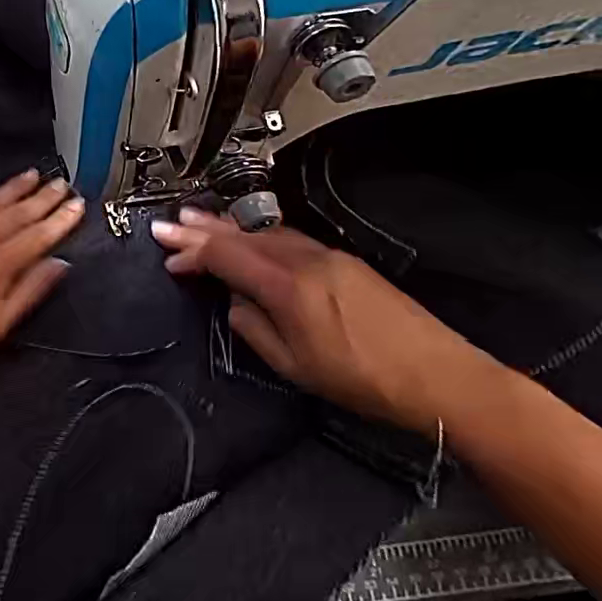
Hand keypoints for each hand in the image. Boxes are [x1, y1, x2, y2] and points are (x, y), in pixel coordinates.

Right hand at [151, 209, 492, 433]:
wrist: (433, 371)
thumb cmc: (364, 378)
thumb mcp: (295, 366)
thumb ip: (255, 329)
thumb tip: (235, 305)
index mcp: (288, 286)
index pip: (227, 255)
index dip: (192, 250)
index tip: (168, 250)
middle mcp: (305, 260)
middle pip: (244, 234)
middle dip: (204, 227)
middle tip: (173, 222)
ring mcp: (326, 255)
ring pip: (266, 232)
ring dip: (230, 227)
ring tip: (202, 222)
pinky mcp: (342, 260)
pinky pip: (288, 238)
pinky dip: (259, 236)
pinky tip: (250, 238)